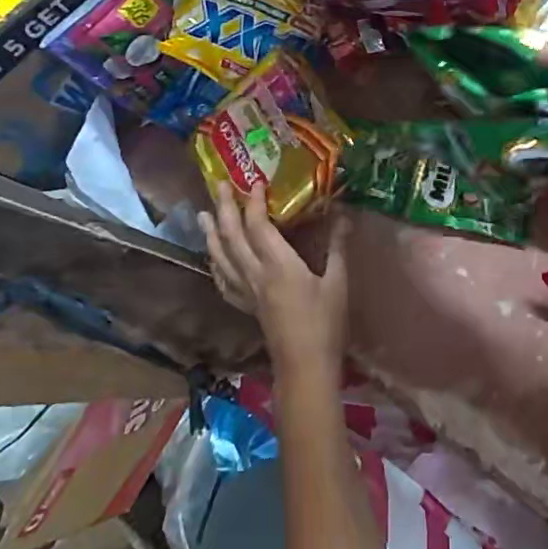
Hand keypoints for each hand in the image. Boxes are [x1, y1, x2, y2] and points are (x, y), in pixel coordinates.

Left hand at [199, 185, 350, 374]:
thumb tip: (343, 216)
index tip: (255, 182)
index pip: (258, 226)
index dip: (254, 202)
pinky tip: (213, 257)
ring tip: (203, 215)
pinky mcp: (246, 306)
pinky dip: (215, 264)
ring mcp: (247, 292)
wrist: (305, 366)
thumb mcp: (338, 283)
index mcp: (279, 266)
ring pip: (221, 257)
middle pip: (232, 236)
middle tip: (219, 186)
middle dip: (224, 209)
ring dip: (212, 234)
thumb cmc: (325, 324)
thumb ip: (337, 248)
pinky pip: (223, 281)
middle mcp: (256, 275)